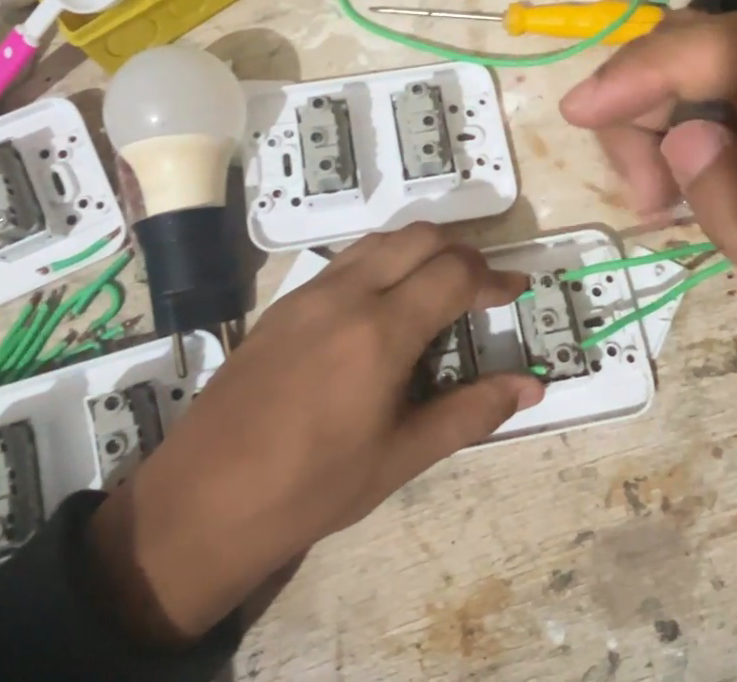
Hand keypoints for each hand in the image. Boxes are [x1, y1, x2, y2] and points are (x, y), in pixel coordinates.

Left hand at [89, 223, 541, 641]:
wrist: (205, 499)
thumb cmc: (313, 487)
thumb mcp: (401, 457)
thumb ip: (470, 412)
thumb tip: (531, 386)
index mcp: (380, 331)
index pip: (453, 274)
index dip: (494, 278)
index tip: (517, 291)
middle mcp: (345, 295)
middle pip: (418, 238)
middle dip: (461, 252)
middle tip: (484, 288)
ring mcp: (307, 295)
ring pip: (378, 241)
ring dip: (419, 250)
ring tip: (441, 288)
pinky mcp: (281, 307)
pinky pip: (344, 261)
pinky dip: (381, 262)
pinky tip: (385, 305)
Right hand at [560, 10, 736, 398]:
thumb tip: (683, 142)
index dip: (657, 65)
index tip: (583, 112)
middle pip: (713, 45)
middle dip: (642, 100)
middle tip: (641, 199)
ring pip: (705, 66)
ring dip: (652, 119)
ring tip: (659, 207)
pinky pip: (719, 100)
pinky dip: (674, 134)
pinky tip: (681, 193)